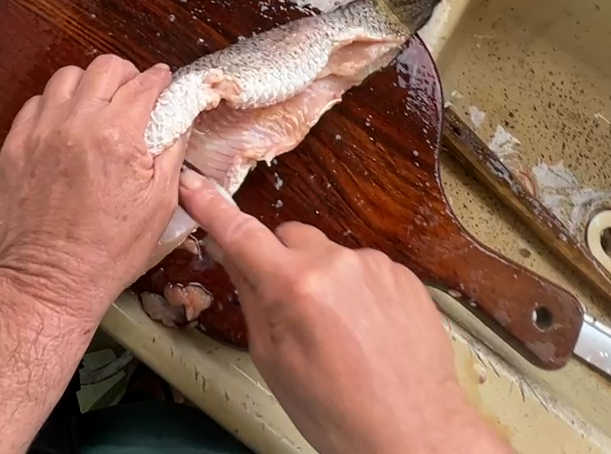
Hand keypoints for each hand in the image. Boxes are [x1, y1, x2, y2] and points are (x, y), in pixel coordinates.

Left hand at [0, 55, 183, 323]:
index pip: (144, 84)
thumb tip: (179, 116)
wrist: (50, 282)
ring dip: (88, 85)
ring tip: (95, 105)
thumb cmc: (111, 249)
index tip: (163, 81)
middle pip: (105, 67)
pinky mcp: (15, 144)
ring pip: (67, 76)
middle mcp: (77, 123)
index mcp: (118, 136)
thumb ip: (171, 150)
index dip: (159, 79)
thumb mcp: (160, 204)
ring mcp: (41, 131)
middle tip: (132, 92)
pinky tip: (64, 124)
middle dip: (125, 74)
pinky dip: (55, 105)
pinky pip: (36, 102)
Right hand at [178, 170, 509, 453]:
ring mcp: (373, 264)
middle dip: (281, 261)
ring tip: (340, 332)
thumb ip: (250, 298)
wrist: (418, 439)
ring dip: (323, 278)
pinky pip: (362, 267)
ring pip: (327, 254)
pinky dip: (357, 289)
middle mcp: (334, 263)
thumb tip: (230, 254)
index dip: (211, 207)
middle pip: (288, 237)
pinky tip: (366, 330)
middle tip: (291, 308)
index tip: (192, 184)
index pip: (240, 233)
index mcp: (295, 287)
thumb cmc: (340, 414)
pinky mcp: (403, 273)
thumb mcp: (273, 361)